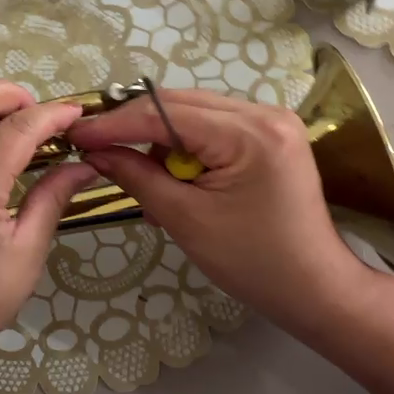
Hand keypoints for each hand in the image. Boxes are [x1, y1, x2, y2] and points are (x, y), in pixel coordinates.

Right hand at [69, 89, 368, 325]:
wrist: (317, 289)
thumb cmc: (253, 261)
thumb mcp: (184, 219)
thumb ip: (136, 176)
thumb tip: (95, 152)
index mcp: (250, 133)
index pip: (165, 114)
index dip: (115, 124)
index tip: (76, 135)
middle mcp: (264, 113)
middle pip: (178, 103)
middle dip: (133, 125)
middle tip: (92, 143)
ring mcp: (270, 121)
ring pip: (191, 112)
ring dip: (158, 137)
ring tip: (139, 174)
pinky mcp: (269, 134)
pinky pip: (210, 126)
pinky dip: (182, 145)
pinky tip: (171, 174)